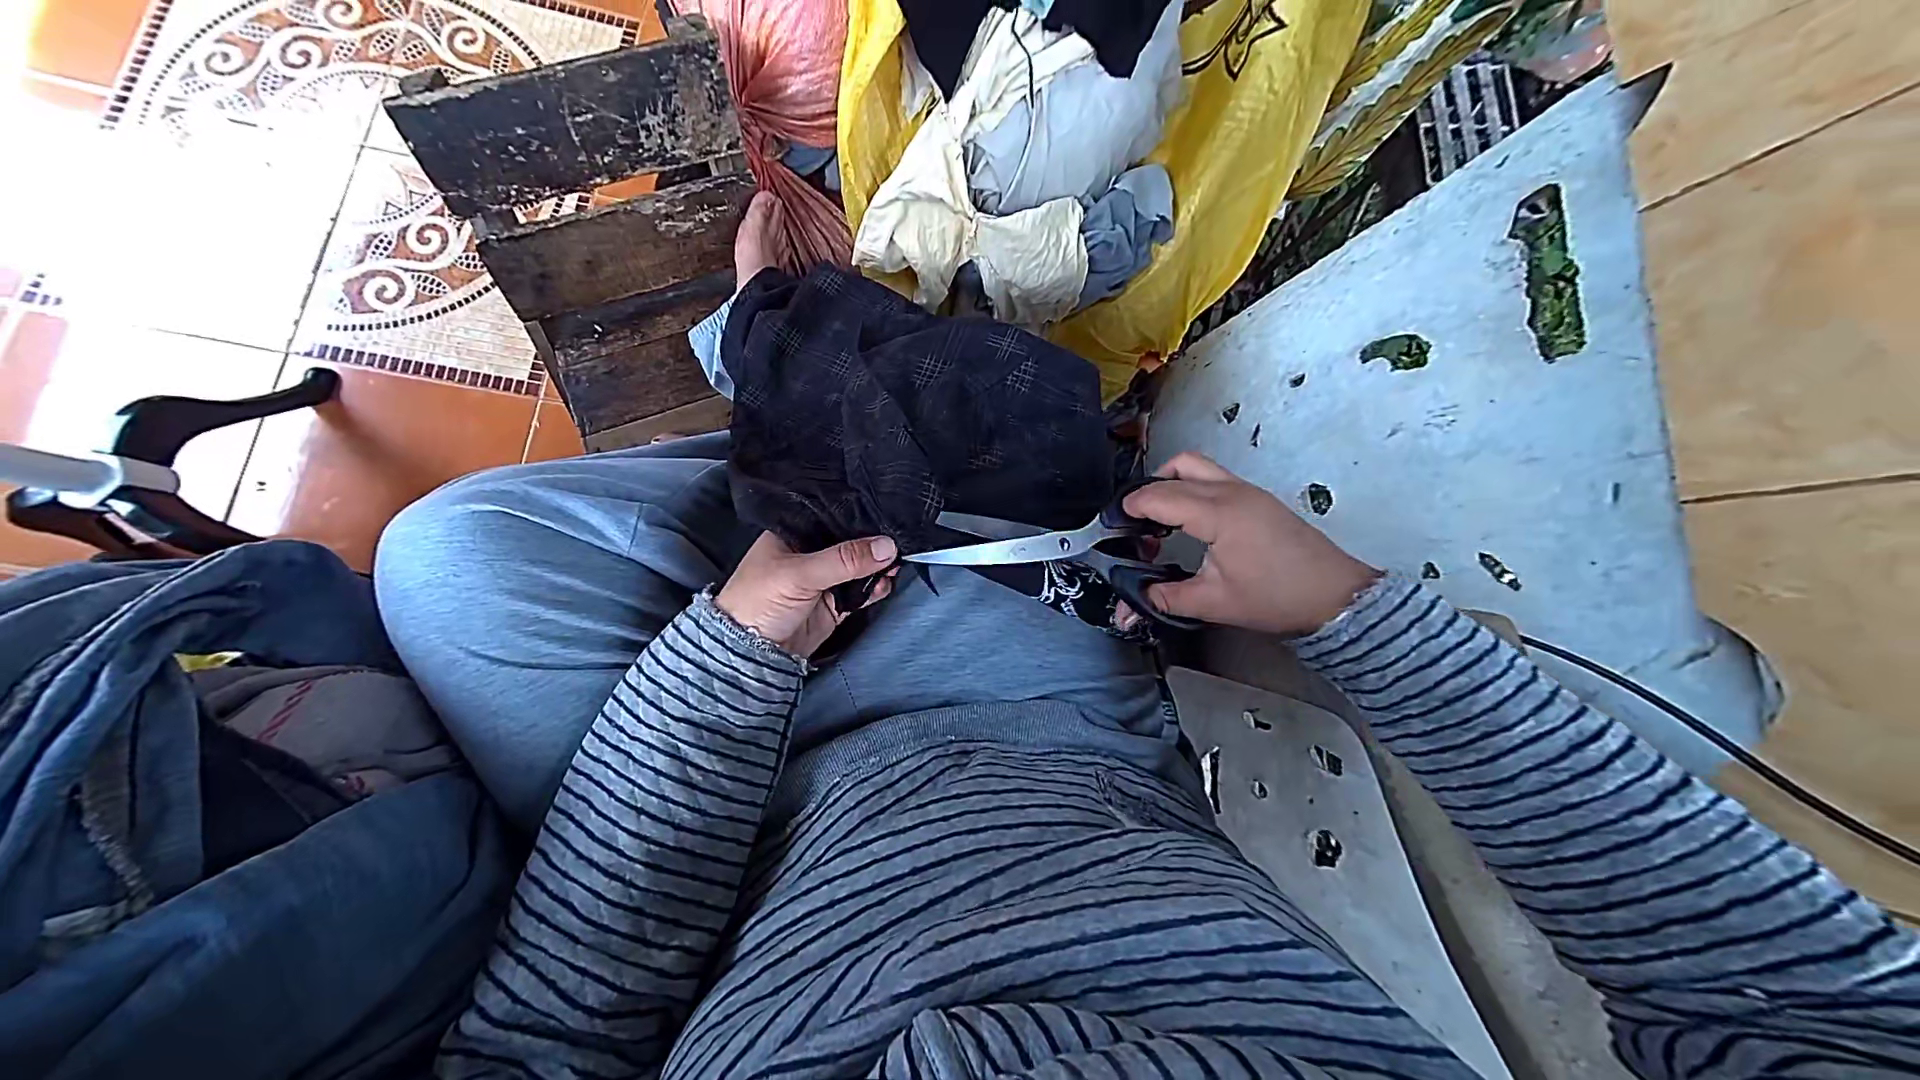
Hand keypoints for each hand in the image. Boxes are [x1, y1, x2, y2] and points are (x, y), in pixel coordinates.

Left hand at [714, 532, 897, 656]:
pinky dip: (875, 588)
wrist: (748, 654)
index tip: (885, 514)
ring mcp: (823, 579)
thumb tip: (885, 546)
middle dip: (874, 543)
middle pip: (850, 541)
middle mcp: (810, 552)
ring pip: (859, 566)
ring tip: (895, 563)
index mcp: (794, 533)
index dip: (858, 515)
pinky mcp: (833, 603)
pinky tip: (885, 583)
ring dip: (878, 566)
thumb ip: (844, 559)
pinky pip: (861, 591)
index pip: (832, 515)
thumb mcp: (800, 573)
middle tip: (897, 541)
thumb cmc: (756, 602)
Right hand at [1123, 453, 1379, 635]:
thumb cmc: (1278, 597)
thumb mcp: (1215, 602)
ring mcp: (1248, 490)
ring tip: (1158, 516)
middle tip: (1133, 524)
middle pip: (1176, 471)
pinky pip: (1213, 477)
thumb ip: (1166, 598)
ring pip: (1197, 466)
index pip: (1161, 495)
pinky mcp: (1257, 498)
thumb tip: (1131, 605)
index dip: (1131, 507)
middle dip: (1147, 492)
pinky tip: (1187, 521)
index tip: (1113, 523)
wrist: (1337, 595)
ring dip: (1170, 482)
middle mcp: (1232, 492)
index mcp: (1219, 513)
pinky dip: (1190, 487)